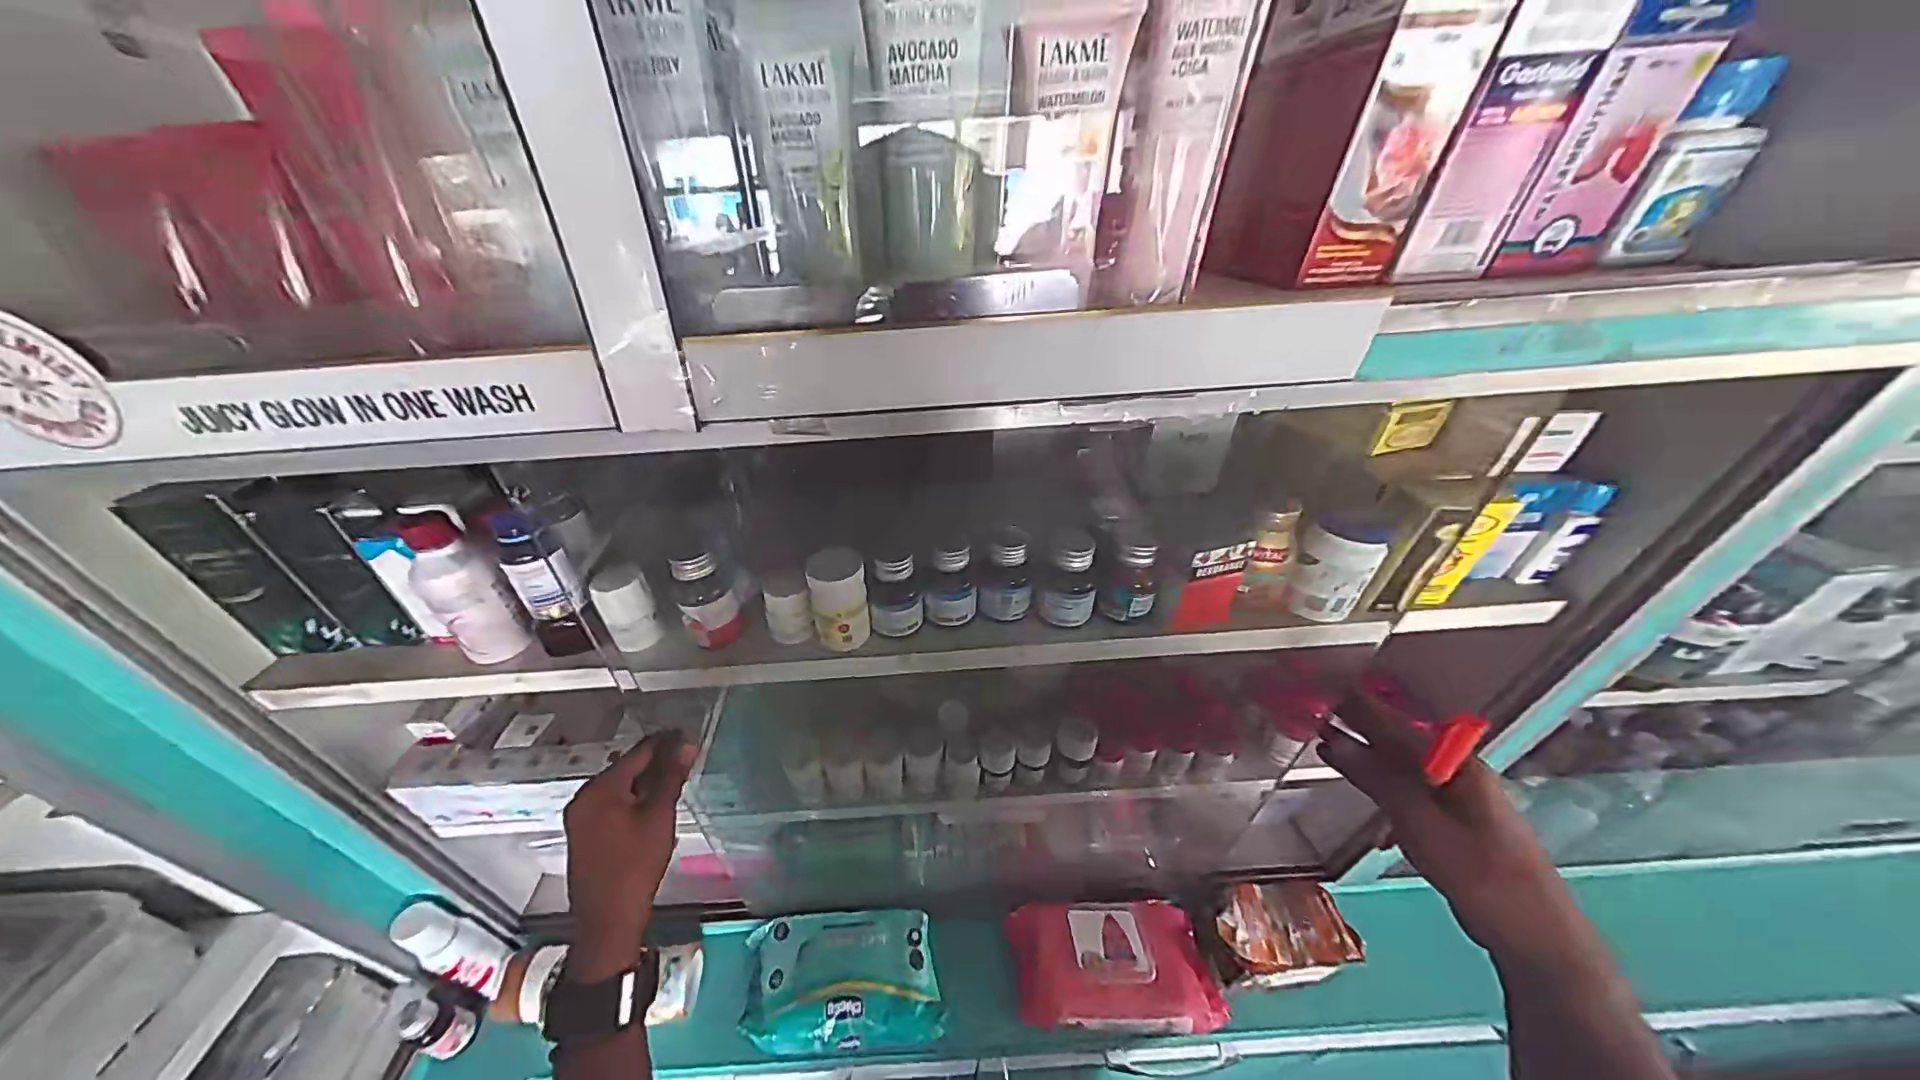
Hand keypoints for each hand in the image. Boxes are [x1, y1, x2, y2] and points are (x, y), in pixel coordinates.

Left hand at [563, 731, 694, 981]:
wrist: (608, 918)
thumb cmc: (636, 864)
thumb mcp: (659, 815)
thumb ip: (671, 776)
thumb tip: (686, 744)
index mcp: (599, 789)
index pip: (638, 752)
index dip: (666, 742)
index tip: (689, 736)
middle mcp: (583, 797)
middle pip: (626, 767)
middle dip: (656, 761)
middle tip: (687, 759)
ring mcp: (580, 816)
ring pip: (620, 786)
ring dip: (646, 780)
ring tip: (676, 779)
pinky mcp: (584, 833)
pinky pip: (612, 802)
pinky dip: (634, 797)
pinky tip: (654, 803)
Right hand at [1319, 728, 1590, 965]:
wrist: (1538, 936)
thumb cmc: (1479, 873)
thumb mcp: (1419, 822)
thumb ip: (1376, 778)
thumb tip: (1332, 740)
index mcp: (1456, 763)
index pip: (1397, 723)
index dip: (1358, 709)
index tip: (1321, 696)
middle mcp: (1459, 772)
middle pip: (1400, 742)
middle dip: (1360, 732)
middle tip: (1316, 722)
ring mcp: (1460, 799)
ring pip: (1405, 769)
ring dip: (1370, 763)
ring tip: (1331, 757)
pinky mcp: (1457, 824)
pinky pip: (1413, 795)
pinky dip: (1386, 794)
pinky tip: (1372, 815)